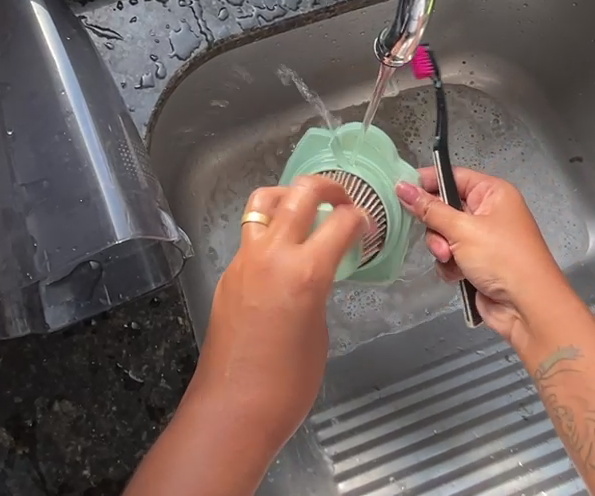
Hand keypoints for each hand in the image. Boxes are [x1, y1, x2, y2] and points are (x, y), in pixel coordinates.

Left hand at [189, 175, 367, 447]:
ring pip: (264, 201)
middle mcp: (273, 254)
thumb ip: (319, 289)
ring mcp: (245, 259)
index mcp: (305, 272)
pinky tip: (282, 252)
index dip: (359, 217)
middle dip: (327, 187)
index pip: (340, 222)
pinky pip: (251, 234)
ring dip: (288, 196)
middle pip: (300, 193)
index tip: (365, 222)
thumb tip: (317, 274)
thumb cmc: (288, 384)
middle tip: (341, 199)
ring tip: (305, 210)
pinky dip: (269, 229)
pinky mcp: (229, 271)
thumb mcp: (319, 331)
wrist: (233, 407)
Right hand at [396, 167, 565, 352]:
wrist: (529, 309)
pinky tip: (457, 275)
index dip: (427, 182)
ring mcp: (484, 238)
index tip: (402, 189)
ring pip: (444, 233)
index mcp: (493, 193)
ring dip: (441, 248)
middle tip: (440, 240)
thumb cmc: (501, 258)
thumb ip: (429, 209)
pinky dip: (450, 264)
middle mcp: (489, 212)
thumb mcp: (462, 229)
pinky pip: (451, 254)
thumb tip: (401, 186)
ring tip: (449, 260)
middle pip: (445, 206)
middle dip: (436, 226)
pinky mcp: (478, 262)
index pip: (452, 176)